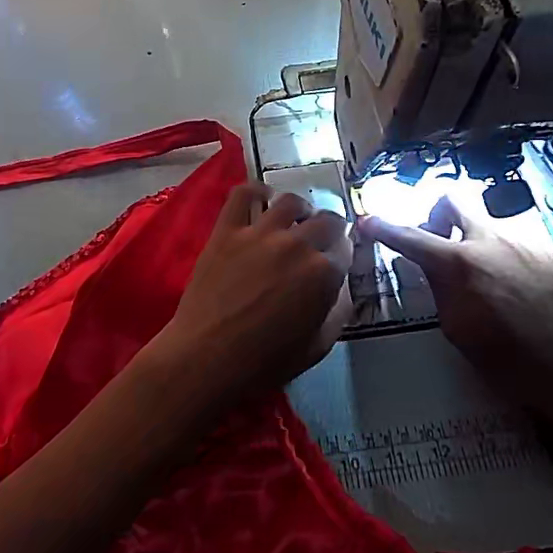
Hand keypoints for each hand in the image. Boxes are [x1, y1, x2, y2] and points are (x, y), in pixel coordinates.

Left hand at [156, 183, 352, 406]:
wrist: (207, 358)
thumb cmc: (265, 361)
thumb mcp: (318, 346)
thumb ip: (338, 310)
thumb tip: (342, 285)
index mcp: (323, 274)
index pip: (345, 249)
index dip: (343, 255)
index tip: (336, 260)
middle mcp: (297, 244)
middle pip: (325, 221)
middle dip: (329, 230)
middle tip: (321, 240)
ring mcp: (260, 233)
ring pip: (290, 202)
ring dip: (300, 209)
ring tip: (296, 219)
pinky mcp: (227, 229)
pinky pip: (243, 194)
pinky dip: (256, 190)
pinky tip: (262, 199)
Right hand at [359, 196, 552, 424]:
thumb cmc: (513, 362)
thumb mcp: (459, 331)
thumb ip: (440, 290)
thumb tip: (432, 269)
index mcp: (461, 264)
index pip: (411, 237)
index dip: (384, 228)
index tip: (368, 221)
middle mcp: (491, 242)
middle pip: (451, 201)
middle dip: (435, 215)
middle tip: (434, 244)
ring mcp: (523, 243)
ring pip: (484, 227)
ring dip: (471, 244)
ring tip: (480, 283)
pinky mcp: (547, 253)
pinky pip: (511, 245)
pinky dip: (499, 260)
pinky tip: (511, 293)